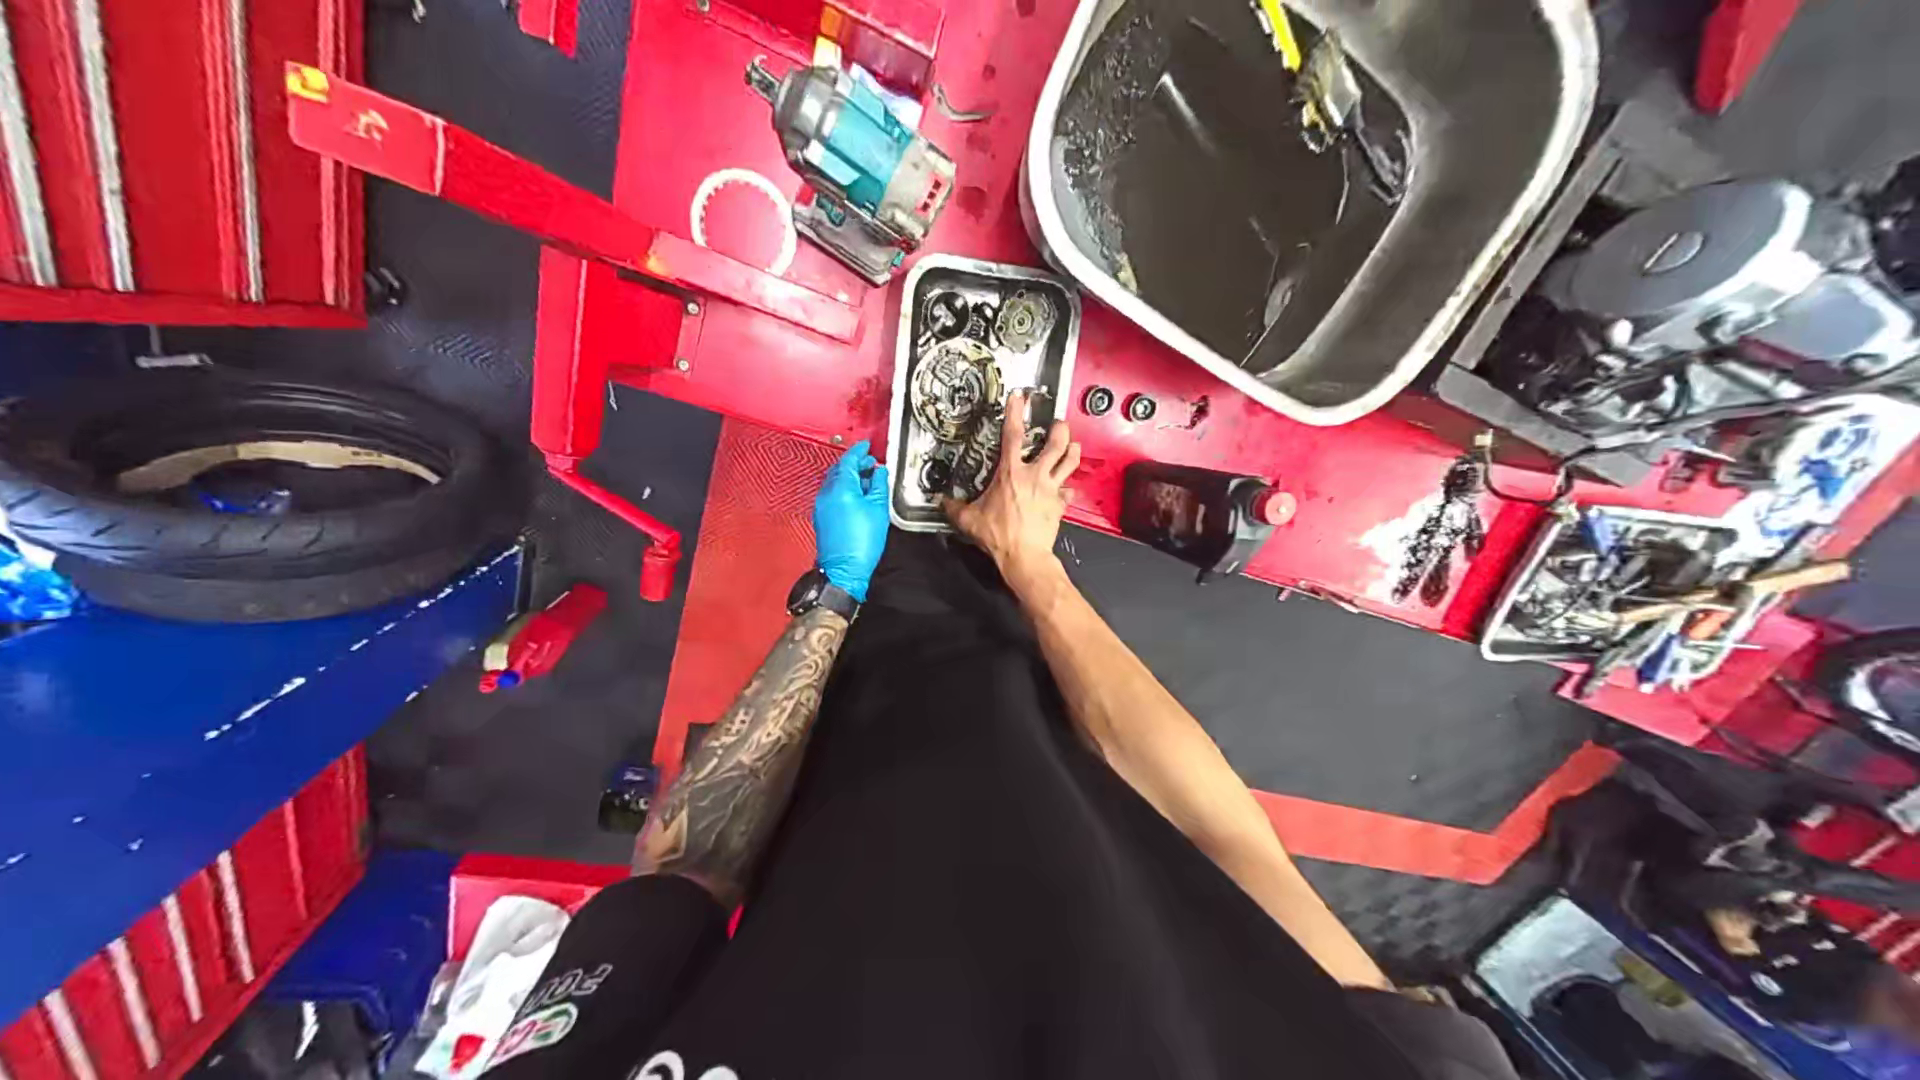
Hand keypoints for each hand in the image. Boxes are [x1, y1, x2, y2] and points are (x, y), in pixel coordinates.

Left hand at [814, 440, 889, 601]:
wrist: (844, 569)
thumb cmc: (862, 542)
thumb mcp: (878, 509)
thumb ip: (879, 485)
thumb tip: (878, 472)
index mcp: (840, 488)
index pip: (848, 460)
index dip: (859, 451)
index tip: (867, 445)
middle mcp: (827, 494)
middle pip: (840, 470)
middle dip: (855, 464)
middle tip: (871, 463)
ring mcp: (822, 506)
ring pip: (835, 482)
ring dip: (850, 477)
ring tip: (867, 481)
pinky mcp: (822, 517)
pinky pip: (832, 494)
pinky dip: (844, 489)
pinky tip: (857, 496)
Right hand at [943, 390, 1080, 589]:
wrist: (1024, 556)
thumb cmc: (999, 535)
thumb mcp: (969, 520)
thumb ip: (954, 508)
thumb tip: (942, 502)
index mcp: (1011, 473)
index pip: (1013, 435)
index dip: (1015, 413)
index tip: (1019, 397)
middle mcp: (1034, 476)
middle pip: (1055, 443)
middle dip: (1059, 429)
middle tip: (1058, 423)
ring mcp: (1050, 489)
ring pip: (1069, 462)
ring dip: (1073, 451)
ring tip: (1073, 444)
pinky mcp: (1060, 505)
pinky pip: (1068, 492)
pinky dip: (1068, 489)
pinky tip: (1067, 490)